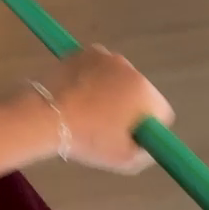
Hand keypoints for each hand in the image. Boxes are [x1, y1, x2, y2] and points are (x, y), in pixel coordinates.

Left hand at [39, 45, 172, 173]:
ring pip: (120, 77)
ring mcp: (104, 55)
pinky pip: (100, 67)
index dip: (149, 127)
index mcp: (144, 91)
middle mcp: (128, 67)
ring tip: (91, 108)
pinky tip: (80, 92)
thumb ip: (148, 151)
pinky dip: (95, 76)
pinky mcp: (83, 50)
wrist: (46, 113)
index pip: (162, 112)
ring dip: (113, 89)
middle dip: (131, 105)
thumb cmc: (89, 137)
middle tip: (108, 123)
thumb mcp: (127, 159)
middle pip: (140, 91)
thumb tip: (148, 139)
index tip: (131, 135)